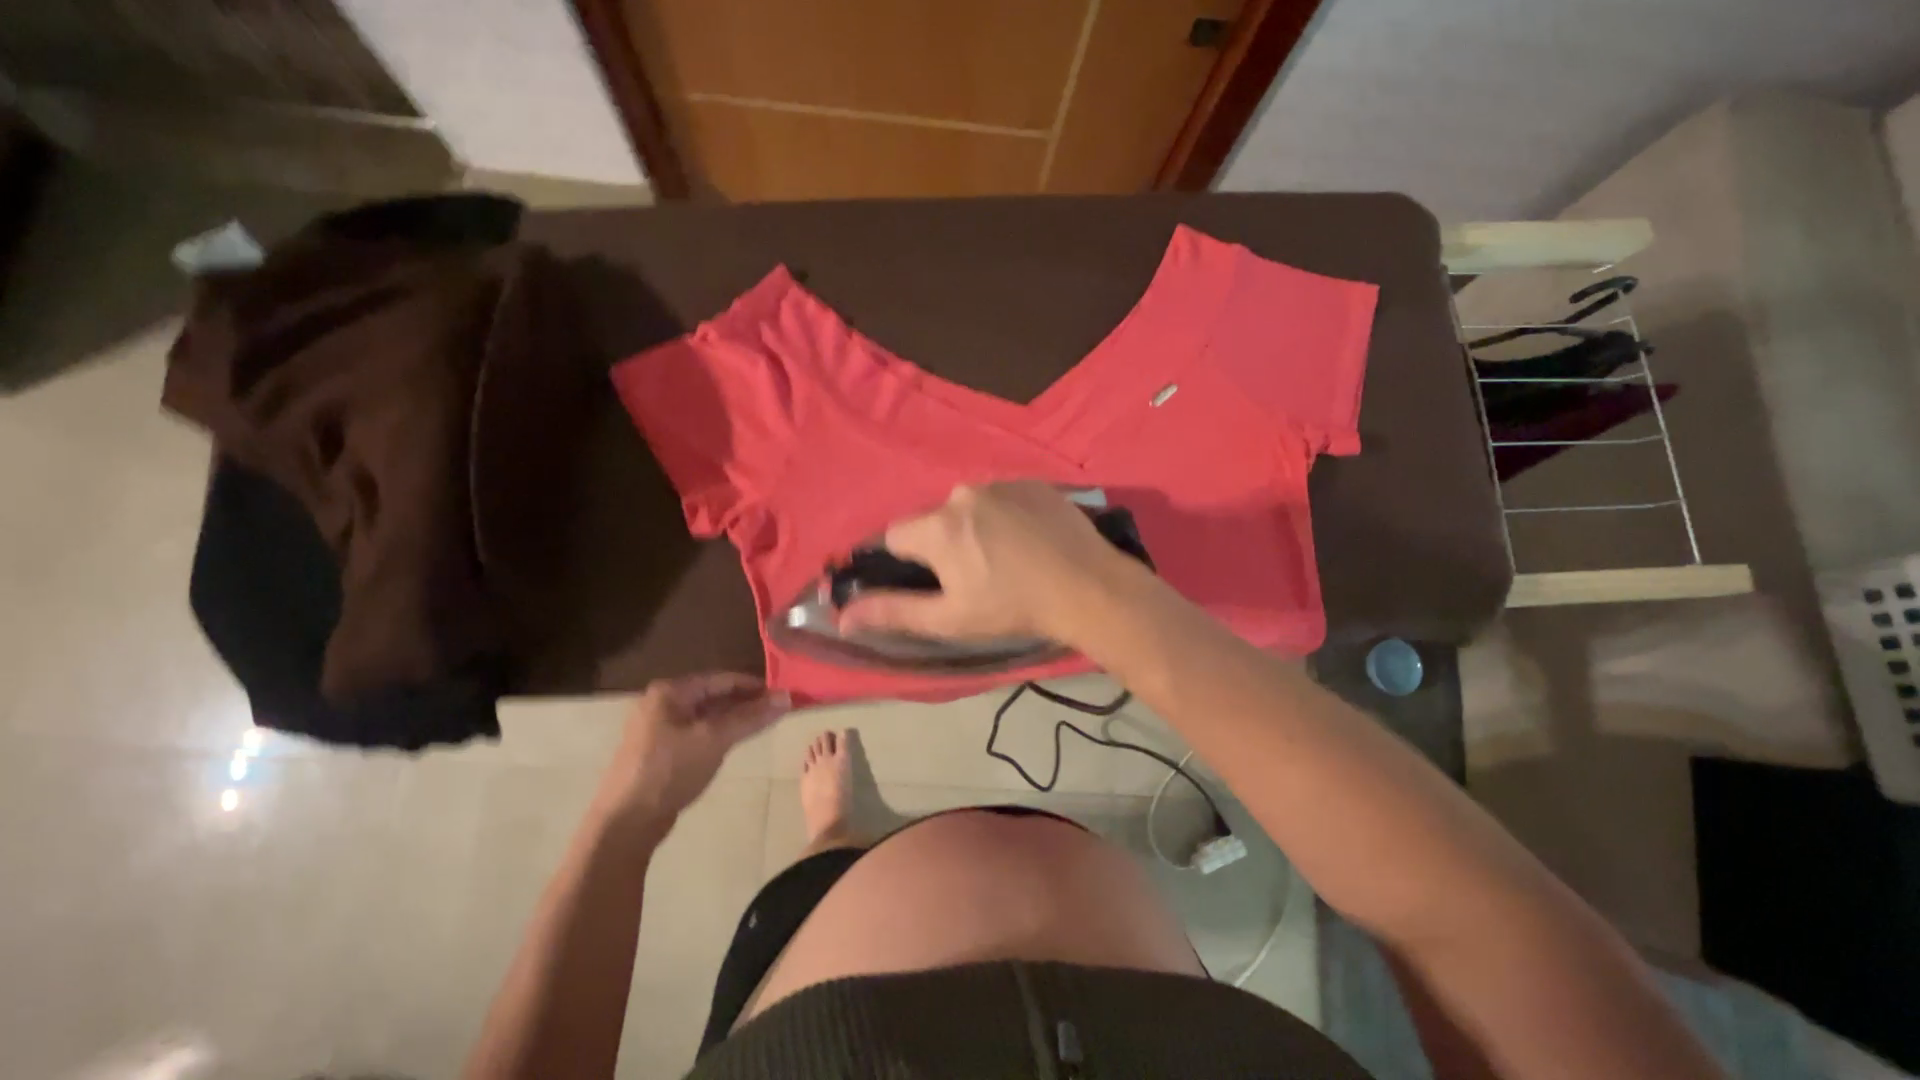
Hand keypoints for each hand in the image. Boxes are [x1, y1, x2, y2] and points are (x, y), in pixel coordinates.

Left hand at [594, 673, 789, 831]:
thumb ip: (751, 716)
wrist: (628, 819)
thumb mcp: (715, 739)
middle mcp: (660, 703)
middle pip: (712, 695)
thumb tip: (787, 697)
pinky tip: (733, 742)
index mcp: (669, 692)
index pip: (721, 679)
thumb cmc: (671, 770)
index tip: (782, 695)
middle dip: (744, 703)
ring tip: (762, 726)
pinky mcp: (658, 750)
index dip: (753, 685)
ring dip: (732, 719)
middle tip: (776, 712)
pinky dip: (717, 733)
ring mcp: (657, 727)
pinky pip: (695, 732)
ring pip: (704, 715)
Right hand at [837, 481, 1135, 644]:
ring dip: (977, 528)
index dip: (910, 563)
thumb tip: (842, 615)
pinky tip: (1030, 542)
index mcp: (939, 527)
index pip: (896, 536)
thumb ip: (893, 611)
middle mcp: (964, 494)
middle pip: (935, 520)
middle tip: (978, 577)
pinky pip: (1003, 497)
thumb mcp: (950, 619)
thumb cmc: (1014, 608)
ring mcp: (1002, 484)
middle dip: (945, 545)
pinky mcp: (1034, 483)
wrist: (1089, 588)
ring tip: (1009, 560)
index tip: (937, 584)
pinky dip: (1007, 516)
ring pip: (969, 507)